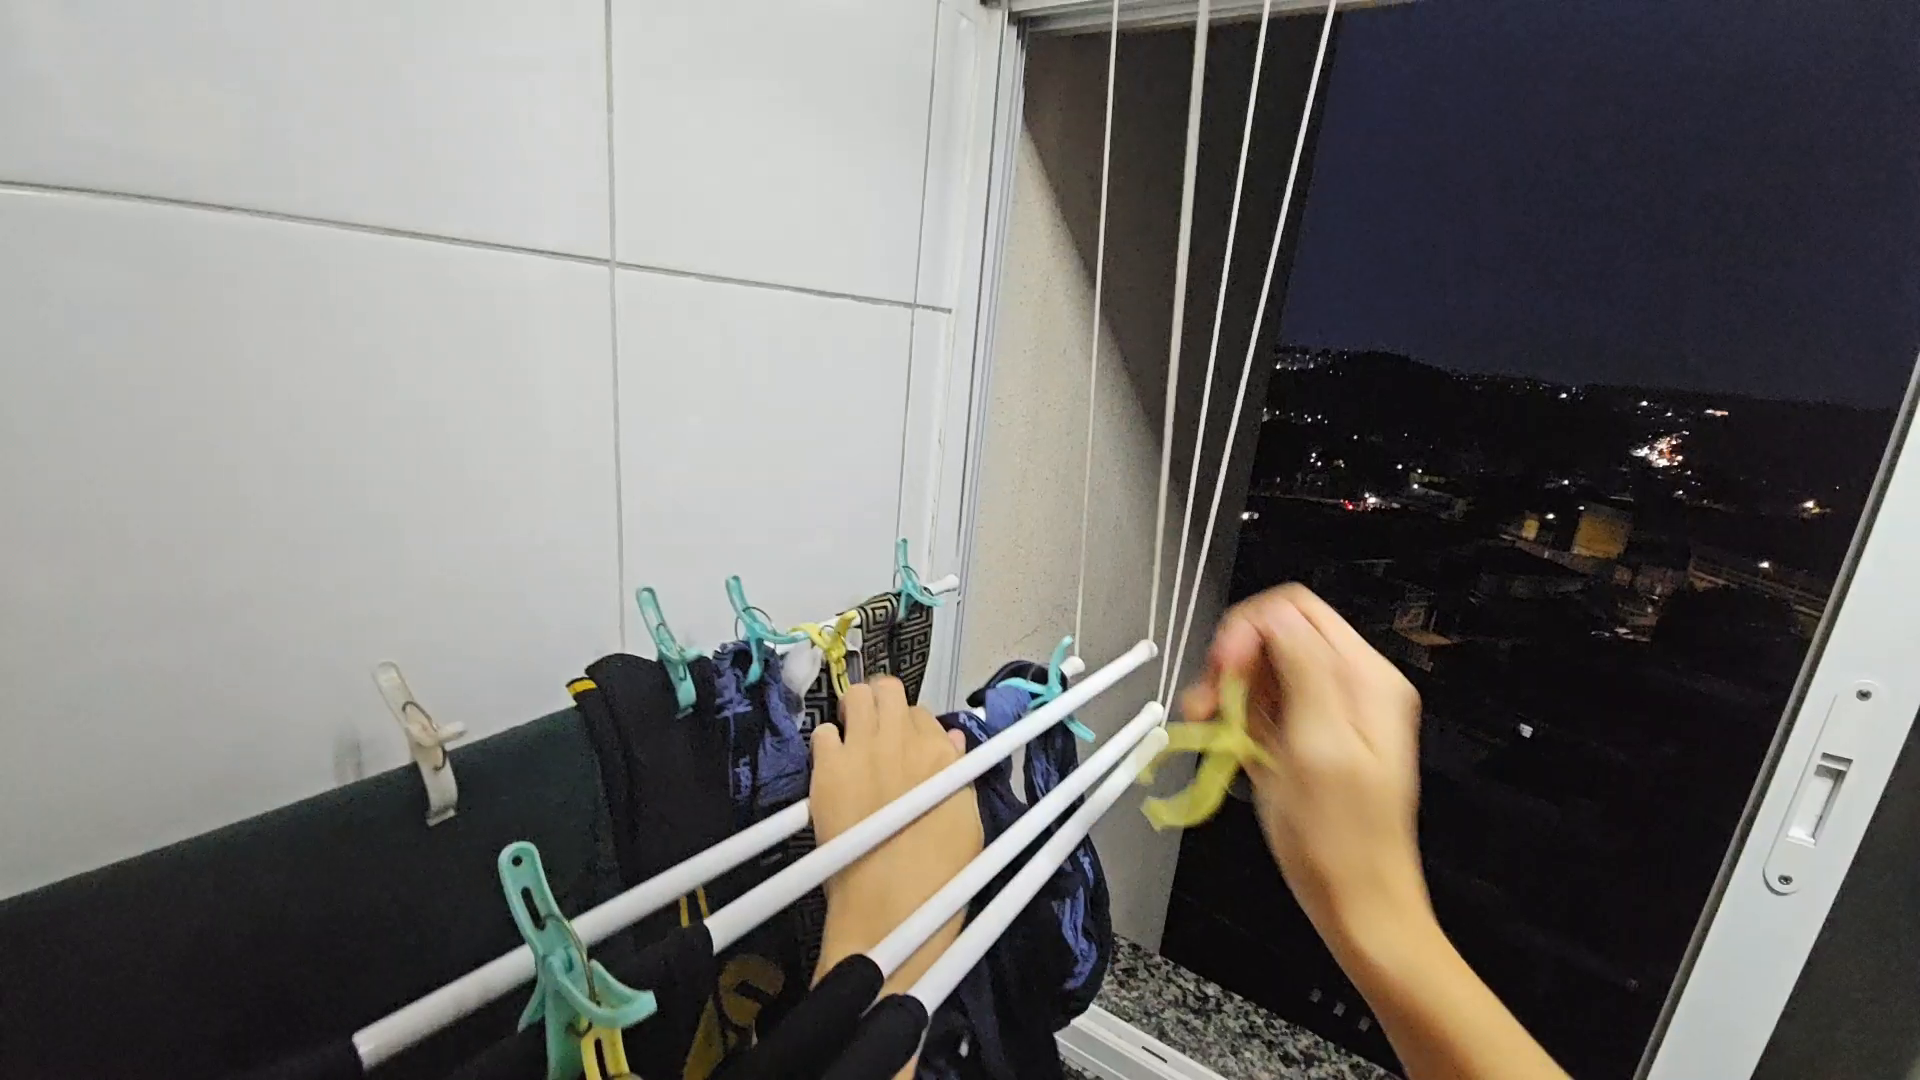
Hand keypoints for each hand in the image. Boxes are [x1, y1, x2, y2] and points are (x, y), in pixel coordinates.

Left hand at [809, 677, 981, 990]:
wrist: (891, 906)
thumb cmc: (943, 872)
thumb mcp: (967, 816)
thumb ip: (958, 771)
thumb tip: (950, 740)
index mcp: (941, 751)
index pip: (923, 713)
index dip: (913, 727)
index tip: (906, 746)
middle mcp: (902, 738)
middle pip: (888, 690)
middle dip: (882, 702)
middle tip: (875, 727)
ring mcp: (862, 748)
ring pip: (855, 696)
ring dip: (854, 710)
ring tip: (850, 733)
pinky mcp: (827, 767)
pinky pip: (821, 731)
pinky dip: (826, 740)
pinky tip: (830, 763)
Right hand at [1181, 584, 1428, 953]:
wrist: (1356, 904)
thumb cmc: (1337, 835)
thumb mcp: (1320, 745)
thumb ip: (1304, 669)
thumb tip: (1273, 615)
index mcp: (1363, 676)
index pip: (1293, 609)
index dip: (1248, 629)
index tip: (1220, 671)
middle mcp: (1349, 680)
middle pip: (1274, 633)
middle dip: (1232, 660)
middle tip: (1205, 702)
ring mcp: (1327, 706)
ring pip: (1262, 665)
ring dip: (1227, 688)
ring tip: (1204, 722)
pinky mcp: (1305, 730)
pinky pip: (1262, 699)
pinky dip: (1234, 712)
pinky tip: (1221, 737)